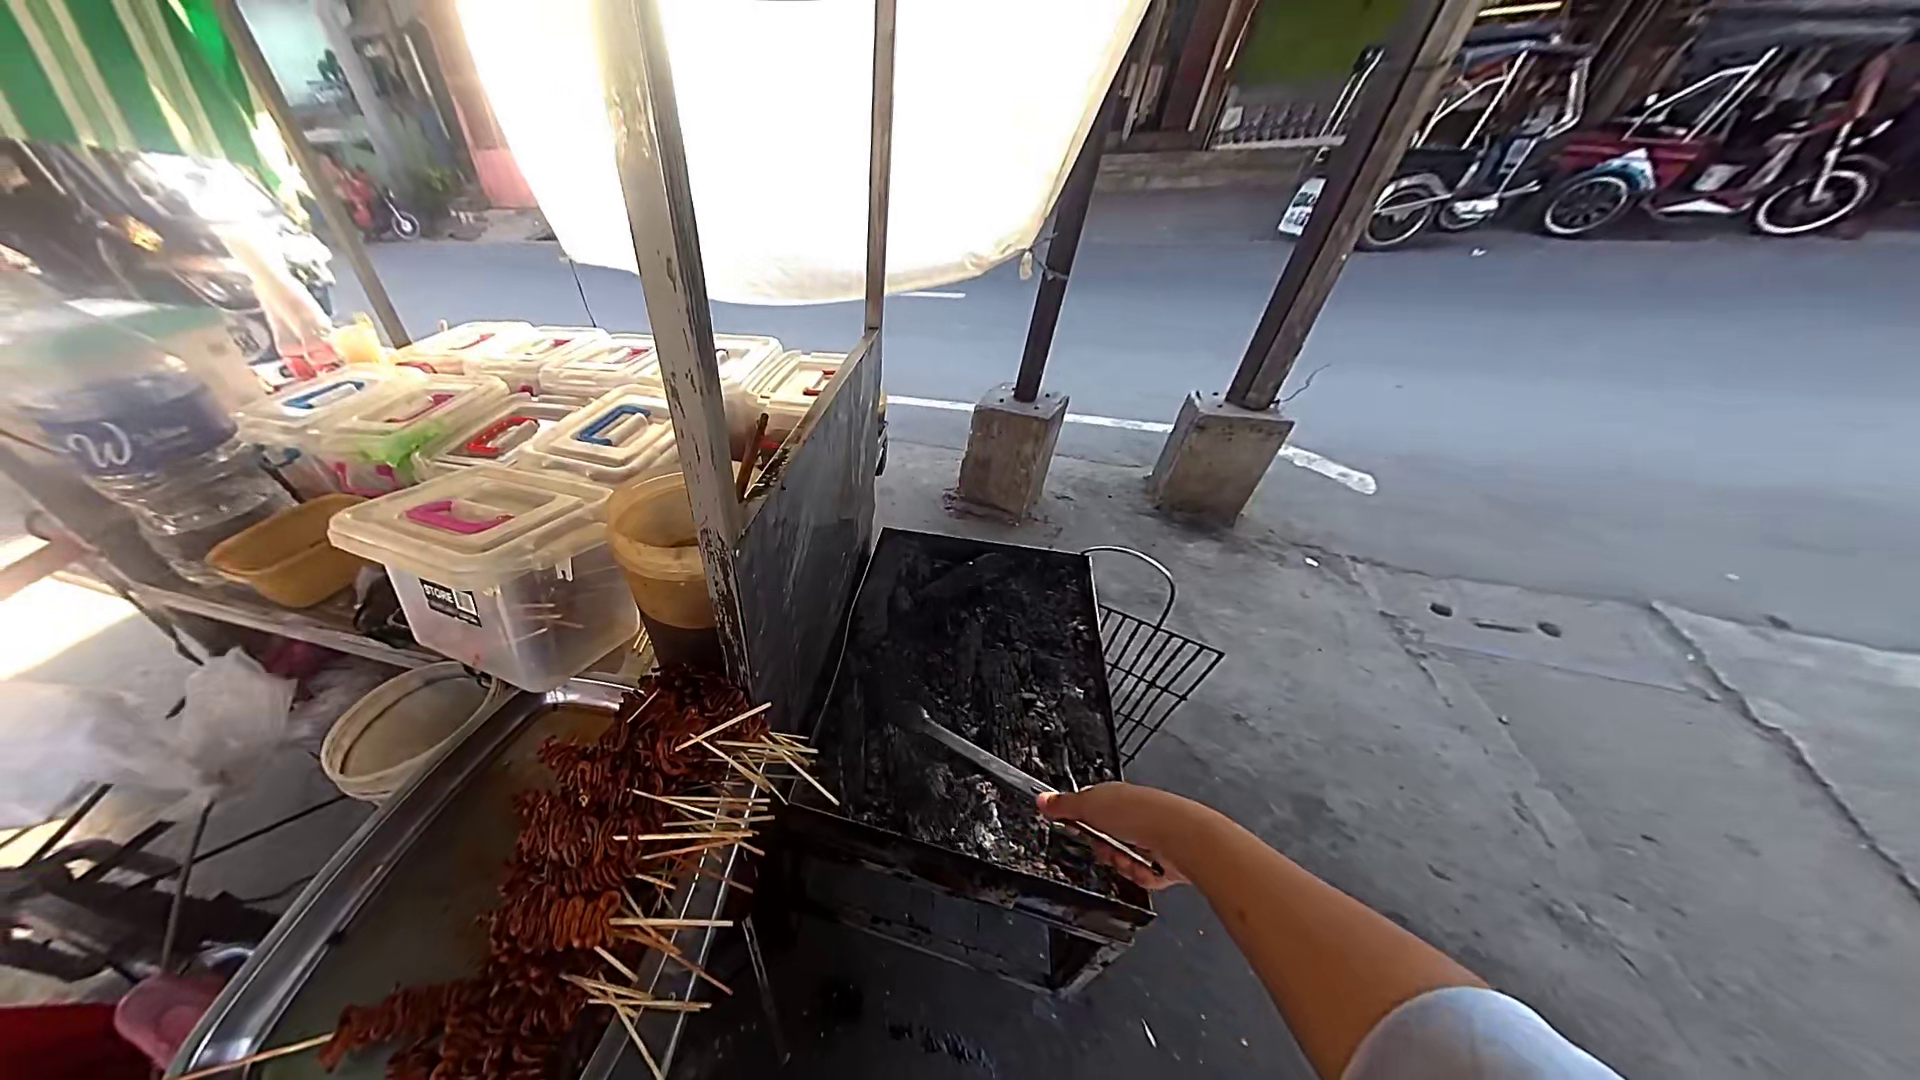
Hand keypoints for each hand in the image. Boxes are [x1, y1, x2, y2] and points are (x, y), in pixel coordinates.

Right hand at [1038, 783, 1192, 890]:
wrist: (1180, 836)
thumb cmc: (1140, 813)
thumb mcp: (1090, 806)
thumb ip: (1063, 805)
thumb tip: (1041, 799)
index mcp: (1115, 796)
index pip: (1090, 806)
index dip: (1080, 820)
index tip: (1075, 827)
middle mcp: (1133, 813)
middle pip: (1104, 837)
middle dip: (1102, 847)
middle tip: (1104, 845)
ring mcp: (1149, 836)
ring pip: (1121, 858)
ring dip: (1120, 863)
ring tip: (1127, 858)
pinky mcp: (1163, 859)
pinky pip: (1141, 874)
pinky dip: (1140, 874)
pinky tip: (1145, 868)